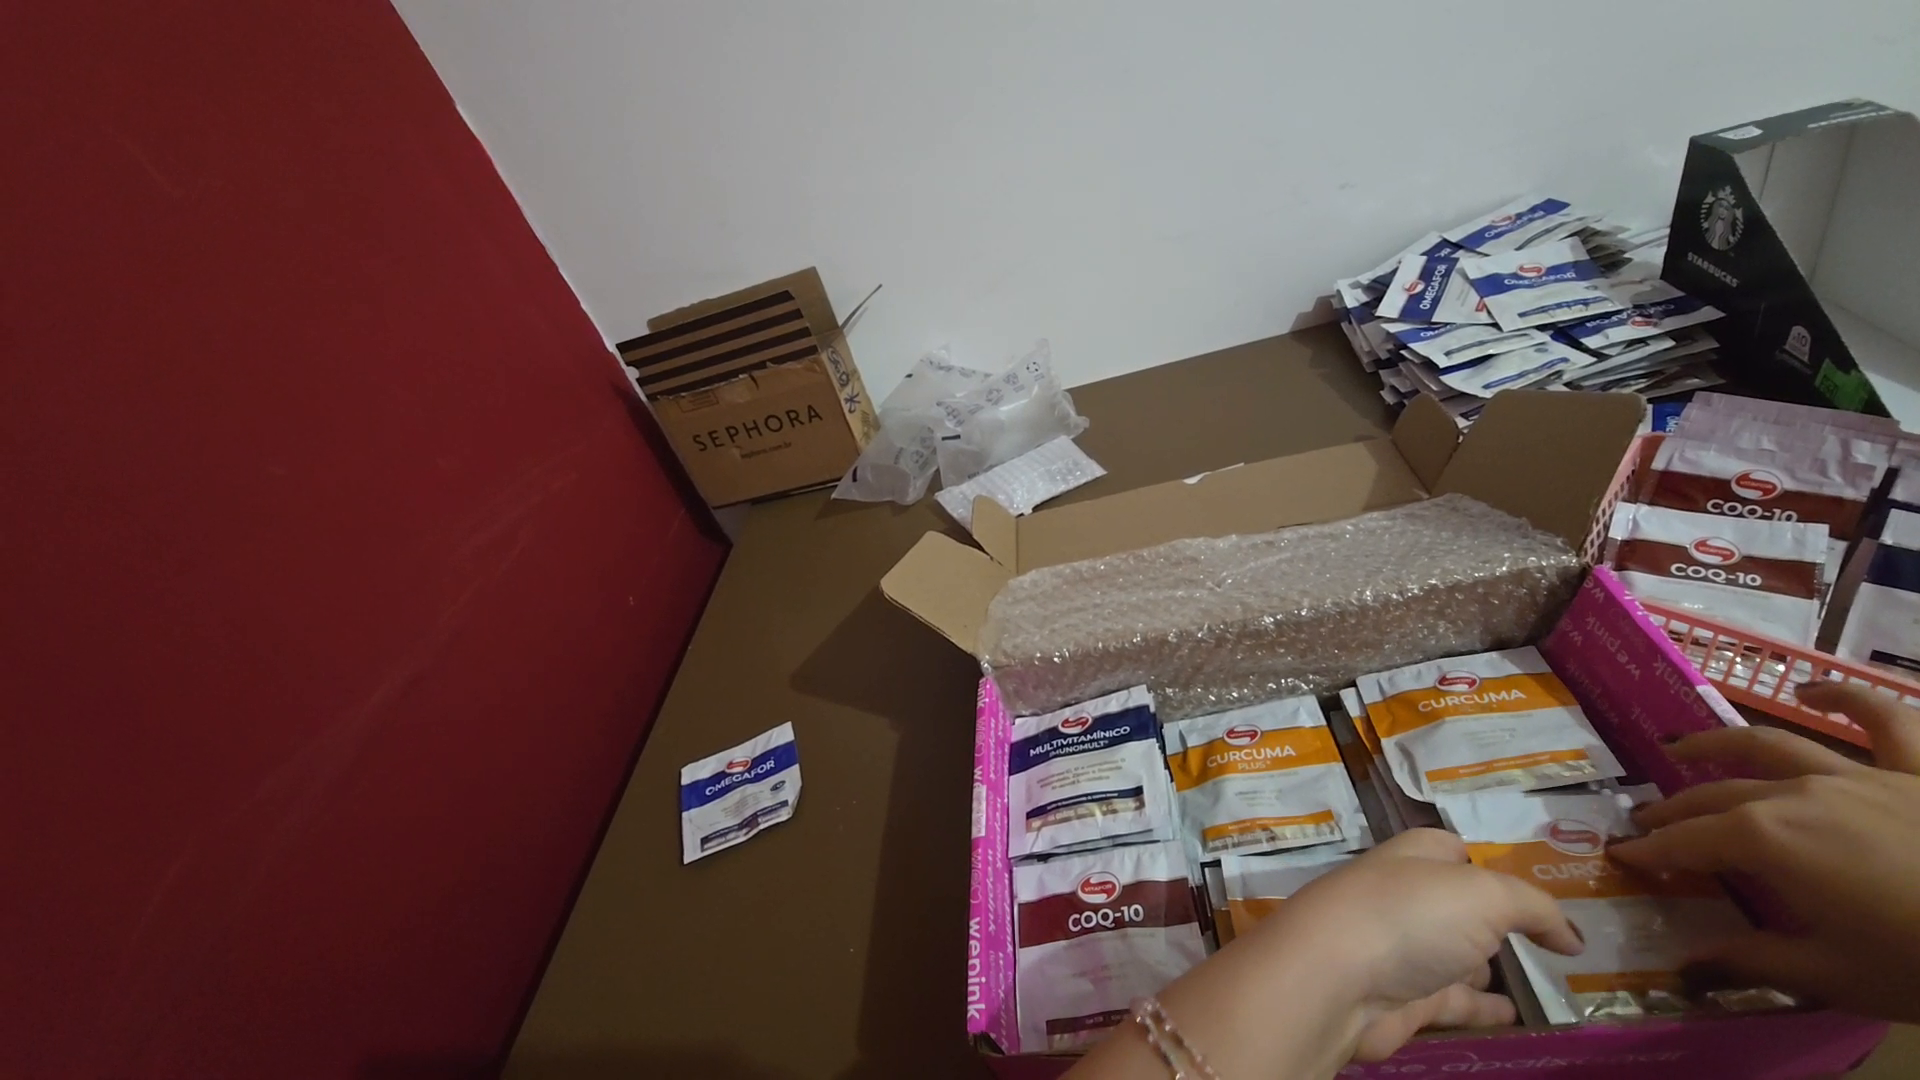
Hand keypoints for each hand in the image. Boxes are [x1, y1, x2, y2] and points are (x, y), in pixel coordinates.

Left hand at [1275, 828, 1583, 1059]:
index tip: (1532, 882)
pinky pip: (1454, 1001)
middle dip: (1491, 916)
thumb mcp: (1483, 894)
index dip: (1488, 860)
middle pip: (1455, 903)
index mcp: (1413, 858)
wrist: (1335, 978)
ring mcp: (1402, 949)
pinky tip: (1515, 1018)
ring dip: (1485, 963)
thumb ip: (1534, 908)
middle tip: (1546, 936)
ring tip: (1540, 979)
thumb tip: (1571, 936)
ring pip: (1454, 954)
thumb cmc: (1406, 915)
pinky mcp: (1403, 998)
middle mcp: (1405, 897)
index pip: (1452, 849)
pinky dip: (1482, 1007)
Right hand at [1609, 681, 1919, 1021]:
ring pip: (1769, 746)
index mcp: (1764, 839)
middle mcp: (1793, 795)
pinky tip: (1813, 692)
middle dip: (1673, 811)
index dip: (1649, 852)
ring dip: (1716, 744)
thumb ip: (1754, 964)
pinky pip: (1885, 720)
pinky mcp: (1917, 772)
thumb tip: (1685, 969)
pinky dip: (1845, 698)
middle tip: (1646, 824)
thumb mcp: (1839, 977)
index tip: (1620, 858)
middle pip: (1714, 796)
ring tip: (1681, 746)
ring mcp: (1856, 776)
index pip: (1685, 843)